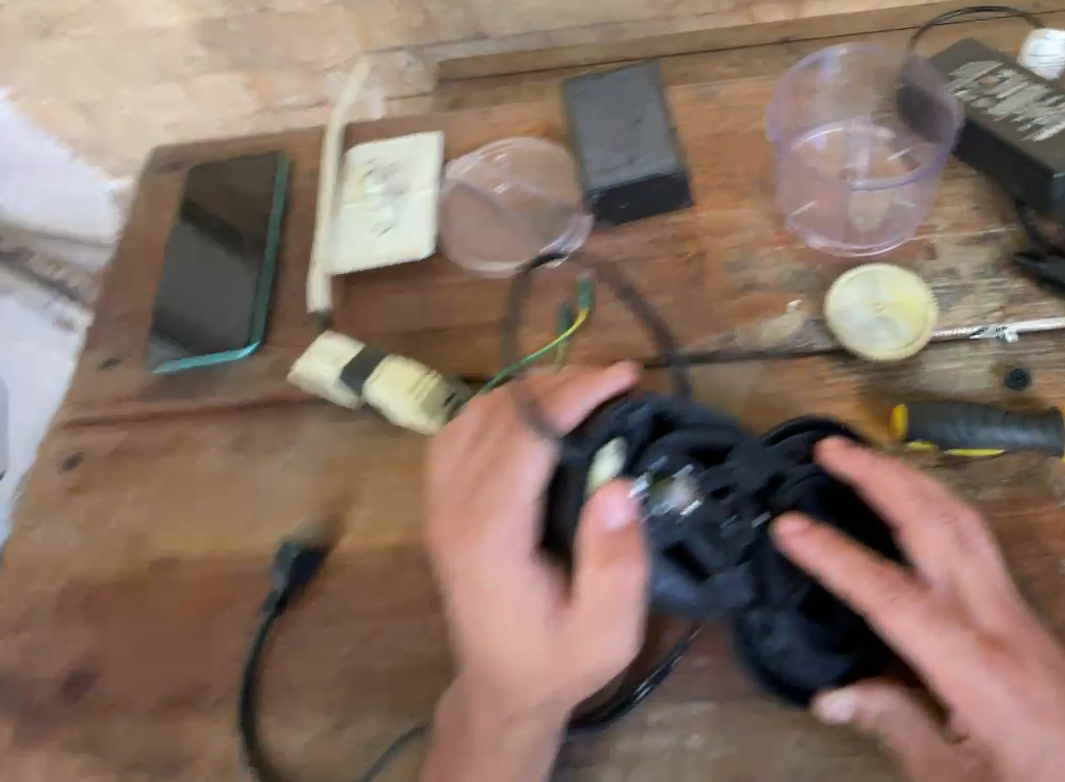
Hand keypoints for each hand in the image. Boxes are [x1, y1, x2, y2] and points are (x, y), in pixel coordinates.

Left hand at [424, 363, 647, 736]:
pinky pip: (462, 427)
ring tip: (587, 391)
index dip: (576, 395)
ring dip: (534, 390)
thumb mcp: (607, 634)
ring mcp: (439, 500)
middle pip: (502, 414)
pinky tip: (540, 413)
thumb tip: (618, 481)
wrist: (501, 689)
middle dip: (564, 384)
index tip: (625, 377)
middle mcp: (453, 508)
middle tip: (618, 382)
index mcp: (490, 537)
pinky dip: (503, 405)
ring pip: (477, 411)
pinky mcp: (441, 497)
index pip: (527, 437)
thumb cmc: (559, 661)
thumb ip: (616, 565)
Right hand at [773, 438, 1064, 781]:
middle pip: (936, 524)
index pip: (890, 597)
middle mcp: (994, 618)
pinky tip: (917, 500)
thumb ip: (893, 726)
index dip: (835, 557)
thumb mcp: (955, 780)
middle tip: (830, 448)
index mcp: (973, 667)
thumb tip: (829, 695)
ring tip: (867, 457)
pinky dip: (937, 501)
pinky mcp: (1022, 610)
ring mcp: (1013, 607)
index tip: (788, 525)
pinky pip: (975, 535)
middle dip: (880, 476)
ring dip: (910, 477)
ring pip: (961, 518)